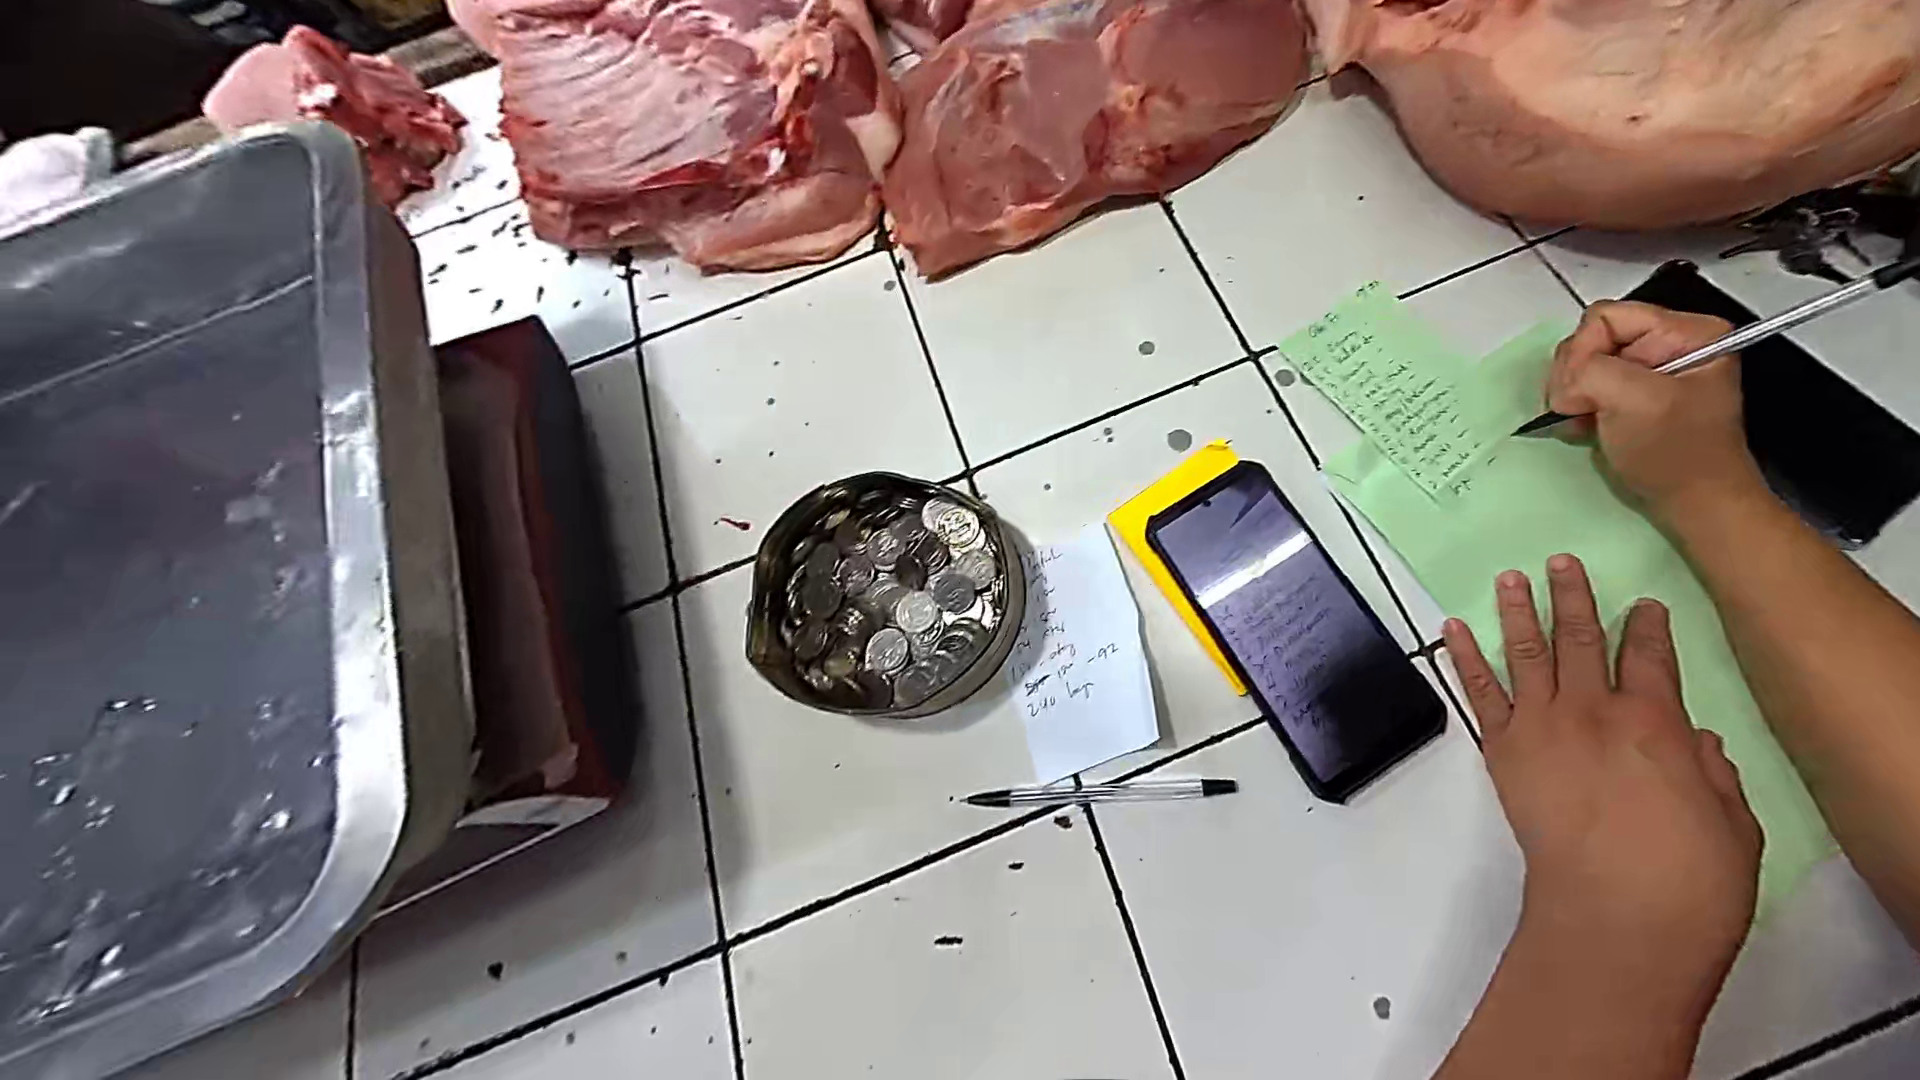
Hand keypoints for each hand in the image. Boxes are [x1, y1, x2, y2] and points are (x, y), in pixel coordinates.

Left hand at [1444, 554, 1761, 1020]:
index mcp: (1655, 723)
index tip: (1642, 602)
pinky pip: (1476, 689)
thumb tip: (1692, 736)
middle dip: (1573, 597)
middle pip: (1580, 641)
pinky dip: (1461, 655)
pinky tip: (1451, 628)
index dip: (1646, 628)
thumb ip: (1707, 768)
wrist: (1613, 906)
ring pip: (1524, 653)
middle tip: (1560, 560)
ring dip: (1516, 611)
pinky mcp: (1498, 743)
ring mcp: (1536, 723)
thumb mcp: (1731, 818)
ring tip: (1509, 577)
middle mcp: (1589, 710)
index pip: (1650, 659)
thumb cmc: (1687, 872)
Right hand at [1547, 301, 1766, 517]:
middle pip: (1583, 341)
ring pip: (1572, 365)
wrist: (1687, 494)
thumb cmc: (1672, 449)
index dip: (1584, 353)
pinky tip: (1589, 423)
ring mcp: (1638, 370)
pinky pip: (1573, 386)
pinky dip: (1570, 407)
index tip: (1596, 390)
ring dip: (1570, 396)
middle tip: (1592, 407)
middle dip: (1574, 378)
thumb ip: (1592, 369)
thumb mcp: (1636, 399)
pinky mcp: (1619, 392)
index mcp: (1683, 332)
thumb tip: (1565, 375)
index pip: (1602, 318)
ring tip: (1592, 417)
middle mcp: (1660, 344)